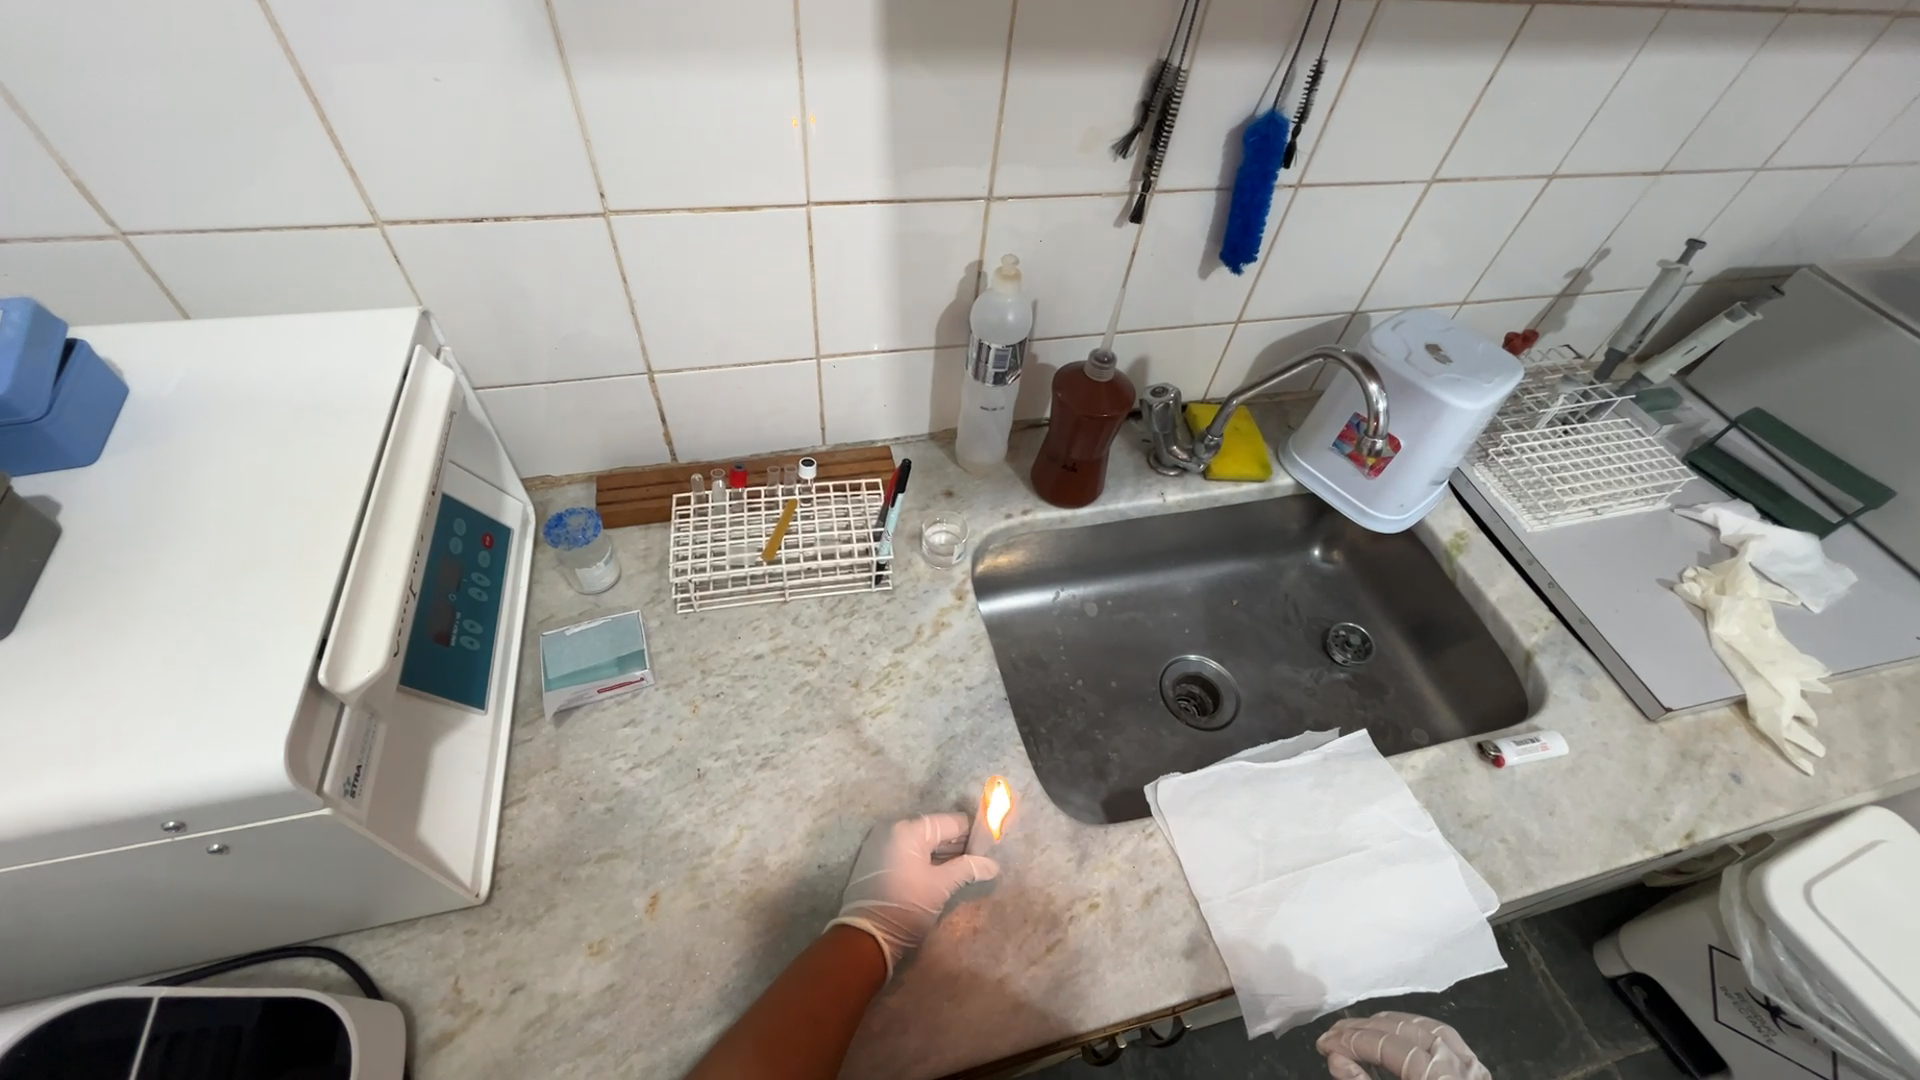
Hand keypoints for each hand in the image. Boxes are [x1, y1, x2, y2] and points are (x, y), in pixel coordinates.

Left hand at [826, 813, 999, 977]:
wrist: (865, 938)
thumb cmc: (906, 907)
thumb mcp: (941, 887)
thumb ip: (968, 869)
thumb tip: (994, 865)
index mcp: (908, 830)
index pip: (950, 822)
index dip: (972, 833)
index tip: (989, 846)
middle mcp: (893, 830)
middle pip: (934, 830)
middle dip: (957, 844)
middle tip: (980, 859)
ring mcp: (881, 844)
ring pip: (921, 842)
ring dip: (942, 853)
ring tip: (964, 867)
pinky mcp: (876, 861)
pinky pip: (907, 852)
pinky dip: (924, 859)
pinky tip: (941, 872)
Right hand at [1316, 1012, 1491, 1079]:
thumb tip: (1336, 1058)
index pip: (1386, 1046)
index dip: (1351, 1042)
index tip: (1324, 1047)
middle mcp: (1457, 1066)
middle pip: (1399, 1031)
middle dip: (1360, 1029)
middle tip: (1331, 1036)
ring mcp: (1470, 1065)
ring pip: (1419, 1025)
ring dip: (1382, 1023)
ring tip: (1355, 1029)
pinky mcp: (1475, 1068)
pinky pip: (1442, 1033)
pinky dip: (1412, 1026)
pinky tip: (1393, 1028)